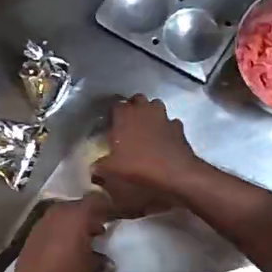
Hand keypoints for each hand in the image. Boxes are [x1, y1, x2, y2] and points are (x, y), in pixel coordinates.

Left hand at [1, 195, 111, 271]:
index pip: (96, 199)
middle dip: (89, 215)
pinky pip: (51, 225)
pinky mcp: (32, 233)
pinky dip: (60, 231)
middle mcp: (58, 212)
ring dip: (73, 223)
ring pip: (63, 215)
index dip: (106, 206)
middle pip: (78, 206)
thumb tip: (105, 258)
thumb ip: (100, 256)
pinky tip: (64, 247)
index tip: (113, 216)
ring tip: (82, 239)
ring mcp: (42, 221)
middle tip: (98, 229)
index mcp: (76, 215)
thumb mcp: (91, 267)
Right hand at [93, 96, 206, 214]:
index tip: (110, 124)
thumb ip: (100, 166)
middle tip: (128, 123)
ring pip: (155, 105)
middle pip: (137, 99)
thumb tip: (93, 168)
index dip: (112, 113)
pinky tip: (163, 139)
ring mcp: (163, 116)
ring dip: (150, 113)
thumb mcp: (112, 169)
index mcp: (124, 115)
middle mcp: (144, 109)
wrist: (175, 172)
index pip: (115, 104)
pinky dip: (166, 127)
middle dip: (133, 107)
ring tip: (146, 128)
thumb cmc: (138, 165)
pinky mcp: (178, 126)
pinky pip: (170, 122)